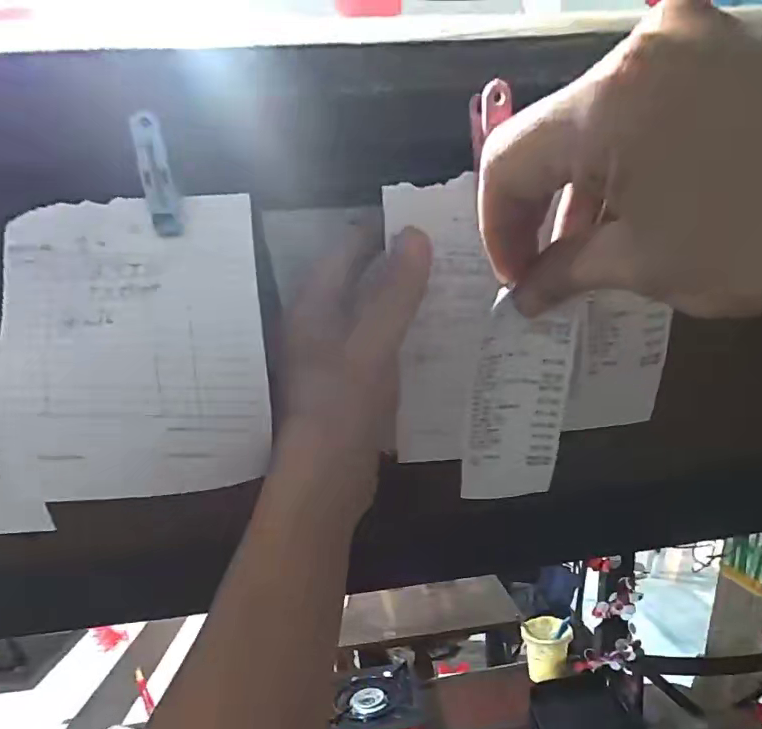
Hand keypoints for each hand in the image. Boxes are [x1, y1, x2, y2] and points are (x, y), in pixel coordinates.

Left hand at [272, 226, 431, 511]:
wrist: (325, 479)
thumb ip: (393, 292)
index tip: (426, 217)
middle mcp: (314, 330)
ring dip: (402, 303)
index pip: (344, 250)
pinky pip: (376, 350)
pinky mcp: (346, 389)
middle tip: (448, 251)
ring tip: (450, 286)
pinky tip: (435, 337)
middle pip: (356, 282)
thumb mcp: (372, 345)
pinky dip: (401, 338)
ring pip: (368, 317)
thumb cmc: (342, 407)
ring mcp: (329, 362)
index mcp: (310, 310)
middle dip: (397, 266)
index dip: (380, 230)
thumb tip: (415, 234)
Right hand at [477, 0, 761, 348]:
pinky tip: (636, 210)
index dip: (498, 228)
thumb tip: (521, 297)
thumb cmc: (758, 237)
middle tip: (544, 269)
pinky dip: (624, 163)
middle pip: (548, 135)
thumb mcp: (638, 264)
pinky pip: (646, 107)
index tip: (516, 279)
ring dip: (579, 190)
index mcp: (609, 98)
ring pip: (595, 123)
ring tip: (590, 250)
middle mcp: (644, 48)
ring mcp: (697, 38)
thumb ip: (561, 274)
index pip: (507, 161)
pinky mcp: (736, 48)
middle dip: (535, 210)